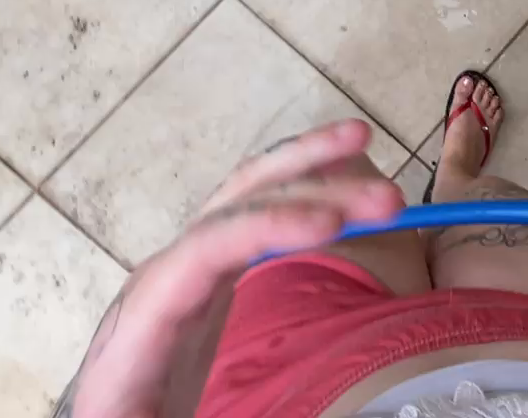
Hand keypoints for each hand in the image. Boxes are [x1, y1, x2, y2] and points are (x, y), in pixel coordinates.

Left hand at [56, 119, 403, 417]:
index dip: (265, 227)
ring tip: (361, 138)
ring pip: (245, 196)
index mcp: (139, 336)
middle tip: (388, 196)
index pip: (201, 256)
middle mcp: (161, 285)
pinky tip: (333, 176)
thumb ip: (196, 406)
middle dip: (309, 187)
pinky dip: (296, 187)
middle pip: (232, 207)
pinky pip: (254, 217)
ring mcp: (186, 274)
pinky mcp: (208, 279)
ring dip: (306, 166)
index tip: (333, 225)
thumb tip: (255, 416)